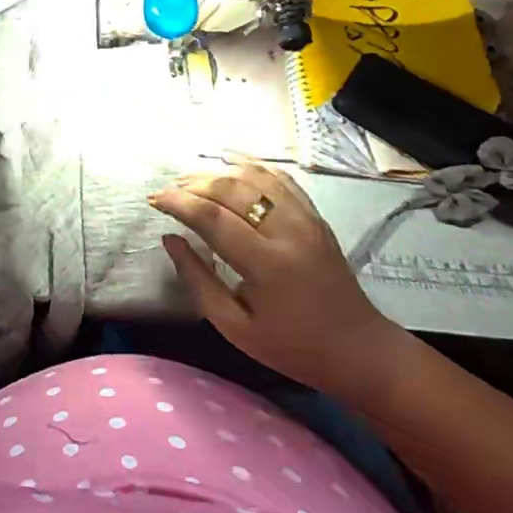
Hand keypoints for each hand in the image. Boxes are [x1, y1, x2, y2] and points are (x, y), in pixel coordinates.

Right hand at [149, 158, 401, 391]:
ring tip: (191, 179)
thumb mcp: (235, 327)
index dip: (179, 203)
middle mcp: (288, 230)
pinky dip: (253, 166)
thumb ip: (198, 280)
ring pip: (256, 177)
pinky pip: (281, 179)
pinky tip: (231, 162)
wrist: (357, 349)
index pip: (213, 218)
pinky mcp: (315, 216)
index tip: (154, 201)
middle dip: (194, 184)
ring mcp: (306, 218)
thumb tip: (170, 240)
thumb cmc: (291, 347)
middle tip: (168, 191)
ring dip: (219, 172)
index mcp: (266, 263)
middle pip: (233, 189)